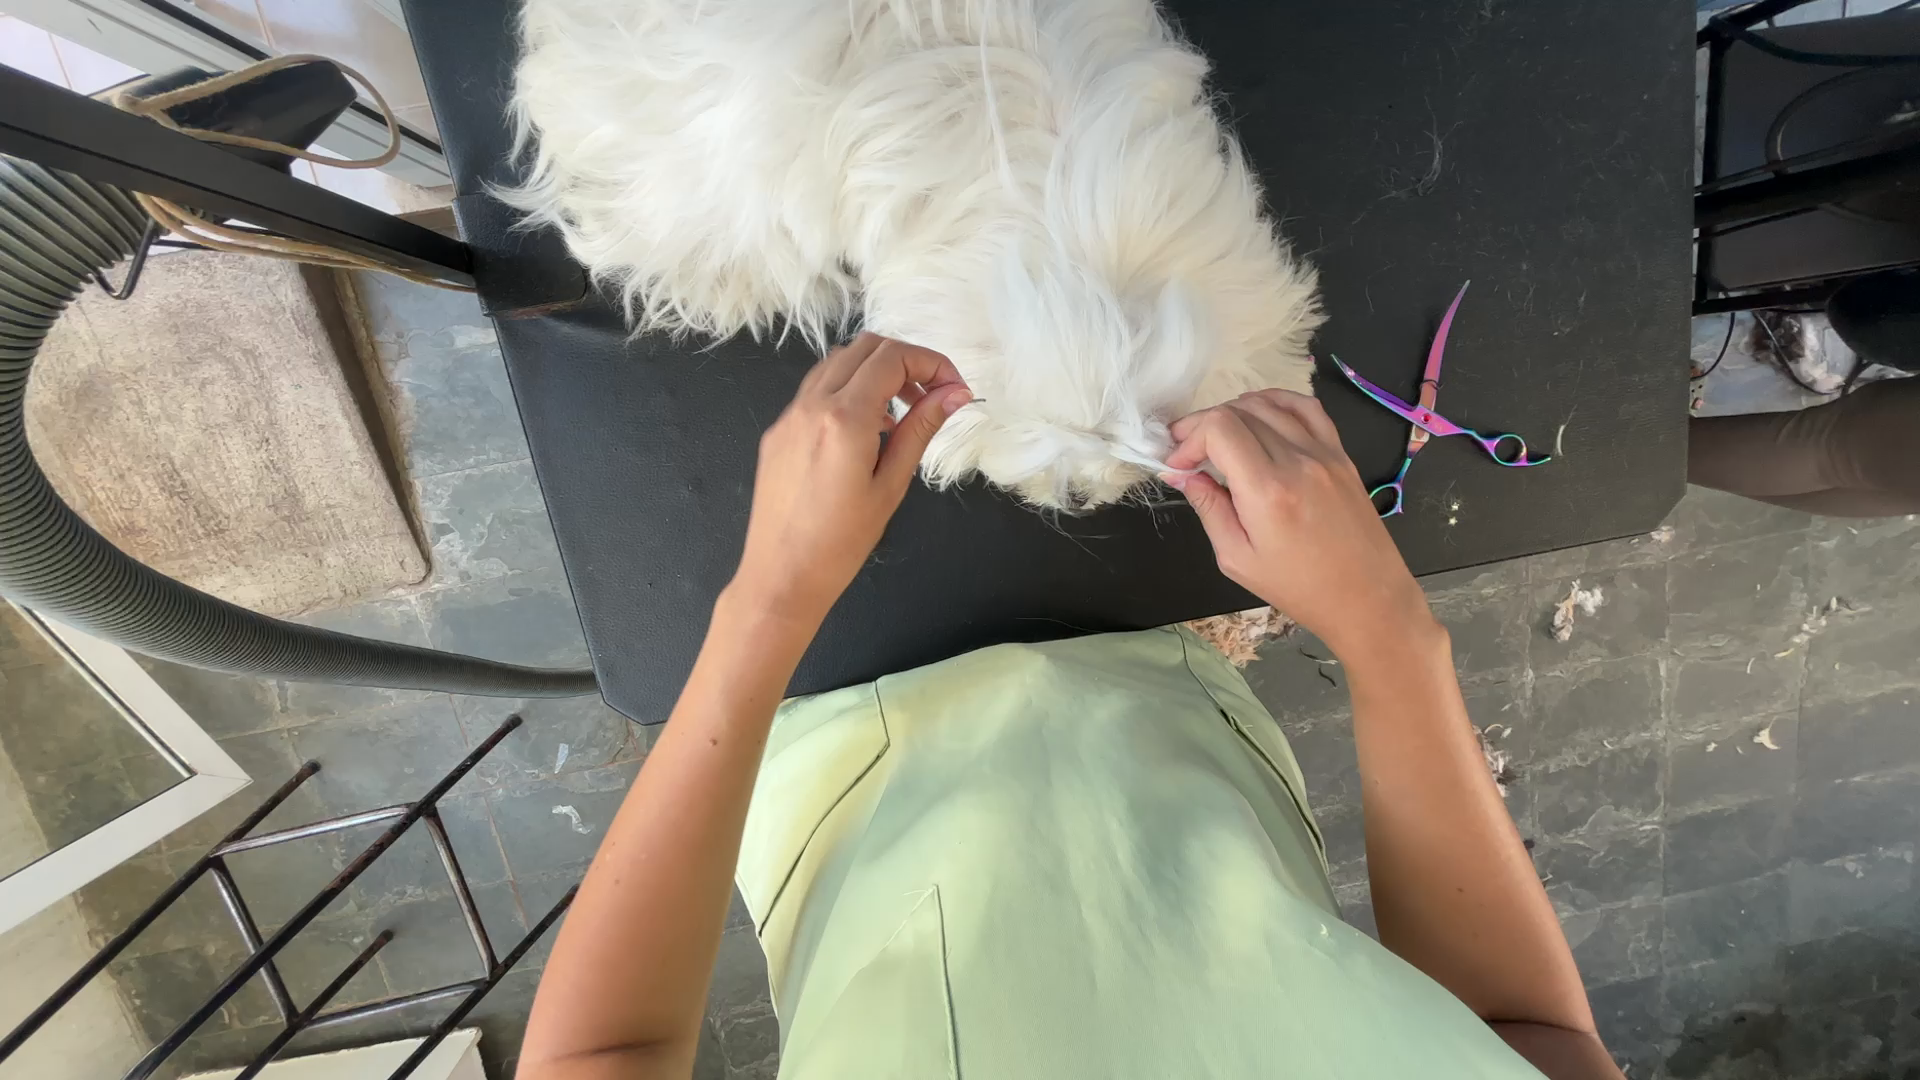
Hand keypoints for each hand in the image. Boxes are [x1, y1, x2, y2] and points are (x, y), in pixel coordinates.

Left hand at [729, 333, 969, 626]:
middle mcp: (812, 404)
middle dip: (906, 361)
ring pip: (838, 363)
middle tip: (931, 397)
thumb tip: (956, 394)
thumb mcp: (890, 485)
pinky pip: (817, 390)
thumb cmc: (842, 543)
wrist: (781, 577)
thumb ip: (920, 430)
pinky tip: (865, 431)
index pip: (893, 357)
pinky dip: (849, 391)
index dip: (932, 364)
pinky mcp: (778, 431)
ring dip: (876, 372)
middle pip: (865, 347)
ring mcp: (789, 415)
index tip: (954, 390)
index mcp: (845, 418)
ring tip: (900, 415)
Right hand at [1164, 390, 1435, 661]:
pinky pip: (1306, 407)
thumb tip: (1180, 474)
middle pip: (1238, 411)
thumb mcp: (1236, 558)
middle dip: (1201, 426)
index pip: (1219, 429)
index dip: (1188, 439)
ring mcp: (1324, 453)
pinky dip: (1274, 401)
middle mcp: (1297, 461)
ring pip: (1268, 404)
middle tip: (1185, 453)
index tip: (1177, 466)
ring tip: (1215, 440)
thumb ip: (1208, 507)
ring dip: (1231, 413)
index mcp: (1268, 490)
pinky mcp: (1340, 454)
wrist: (1367, 597)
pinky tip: (1256, 416)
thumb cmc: (1297, 587)